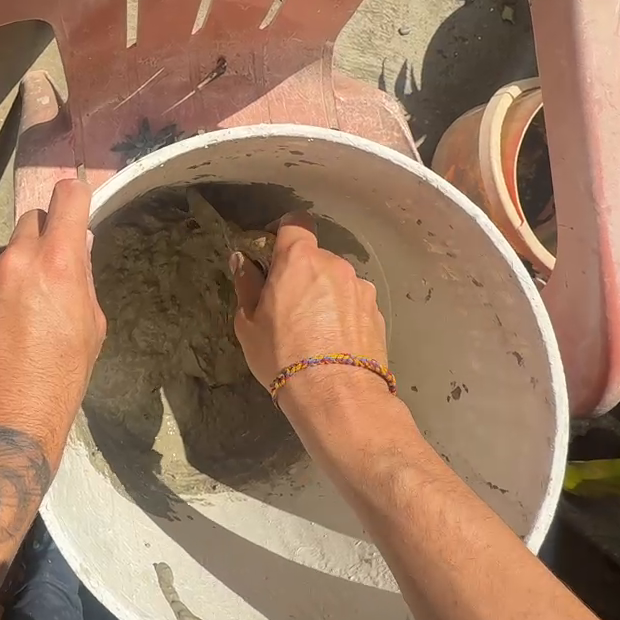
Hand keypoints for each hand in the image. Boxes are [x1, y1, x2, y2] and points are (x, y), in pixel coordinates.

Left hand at [0, 178, 107, 462]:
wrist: (3, 423)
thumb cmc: (60, 380)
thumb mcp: (91, 327)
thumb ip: (82, 278)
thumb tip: (76, 248)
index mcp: (57, 263)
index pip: (67, 198)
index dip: (74, 198)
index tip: (74, 204)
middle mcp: (15, 259)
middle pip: (32, 221)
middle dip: (43, 239)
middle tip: (47, 272)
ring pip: (2, 254)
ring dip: (12, 270)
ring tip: (15, 314)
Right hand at [231, 214, 387, 395]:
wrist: (336, 396)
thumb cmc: (282, 354)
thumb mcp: (248, 322)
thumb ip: (247, 284)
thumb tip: (242, 261)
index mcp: (298, 259)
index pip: (295, 223)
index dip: (283, 233)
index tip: (273, 253)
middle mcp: (334, 265)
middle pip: (315, 257)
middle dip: (302, 273)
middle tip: (287, 303)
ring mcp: (360, 288)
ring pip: (336, 281)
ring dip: (324, 294)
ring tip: (314, 329)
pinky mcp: (377, 313)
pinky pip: (353, 303)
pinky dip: (343, 314)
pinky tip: (333, 342)